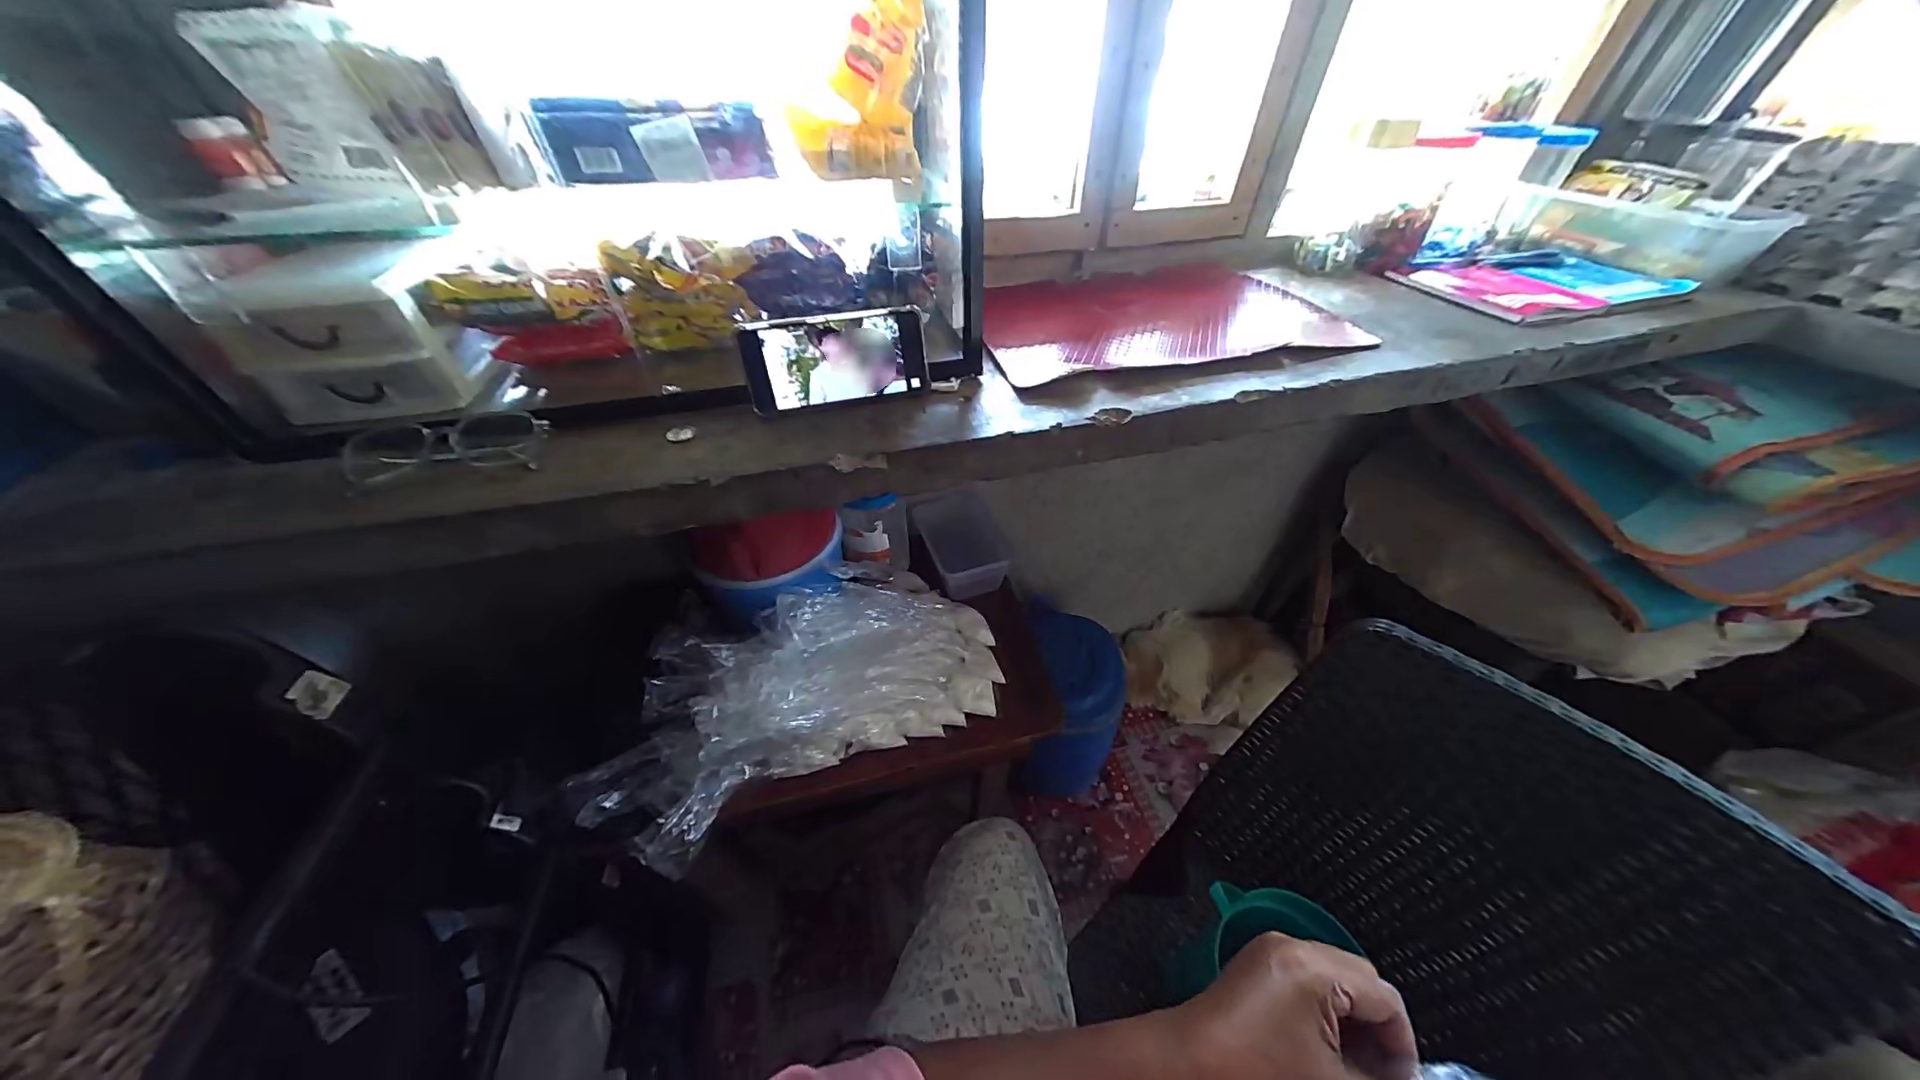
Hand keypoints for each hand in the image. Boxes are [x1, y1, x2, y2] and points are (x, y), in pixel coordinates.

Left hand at [1167, 932, 1417, 1079]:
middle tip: (1378, 1076)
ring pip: (1334, 983)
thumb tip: (1395, 1074)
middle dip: (1378, 1032)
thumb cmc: (1254, 1072)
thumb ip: (1376, 1078)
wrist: (1187, 1065)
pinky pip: (1306, 983)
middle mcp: (1289, 946)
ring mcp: (1268, 953)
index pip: (1386, 997)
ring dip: (1351, 1025)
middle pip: (1361, 982)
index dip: (1403, 1048)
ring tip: (1347, 1070)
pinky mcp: (1255, 969)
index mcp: (1312, 966)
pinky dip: (1322, 1015)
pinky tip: (1318, 1054)